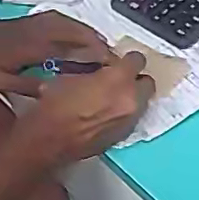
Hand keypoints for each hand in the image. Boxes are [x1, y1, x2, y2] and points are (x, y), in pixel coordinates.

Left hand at [0, 13, 111, 95]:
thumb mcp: (0, 83)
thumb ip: (28, 86)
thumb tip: (56, 93)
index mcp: (32, 46)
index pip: (71, 49)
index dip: (94, 56)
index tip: (111, 66)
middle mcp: (39, 30)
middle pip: (78, 33)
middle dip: (99, 45)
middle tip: (116, 61)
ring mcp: (36, 22)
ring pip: (73, 25)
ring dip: (92, 36)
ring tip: (106, 51)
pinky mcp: (34, 20)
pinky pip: (64, 21)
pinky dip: (79, 29)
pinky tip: (86, 39)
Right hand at [9, 52, 154, 166]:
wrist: (50, 139)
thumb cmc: (55, 105)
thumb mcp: (72, 76)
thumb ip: (96, 70)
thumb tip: (103, 70)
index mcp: (119, 79)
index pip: (137, 60)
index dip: (128, 60)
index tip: (121, 62)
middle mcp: (131, 100)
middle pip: (147, 83)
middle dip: (136, 80)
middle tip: (120, 80)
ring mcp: (130, 120)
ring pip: (142, 102)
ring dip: (132, 98)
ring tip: (113, 98)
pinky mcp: (123, 136)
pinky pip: (132, 119)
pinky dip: (124, 114)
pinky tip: (108, 115)